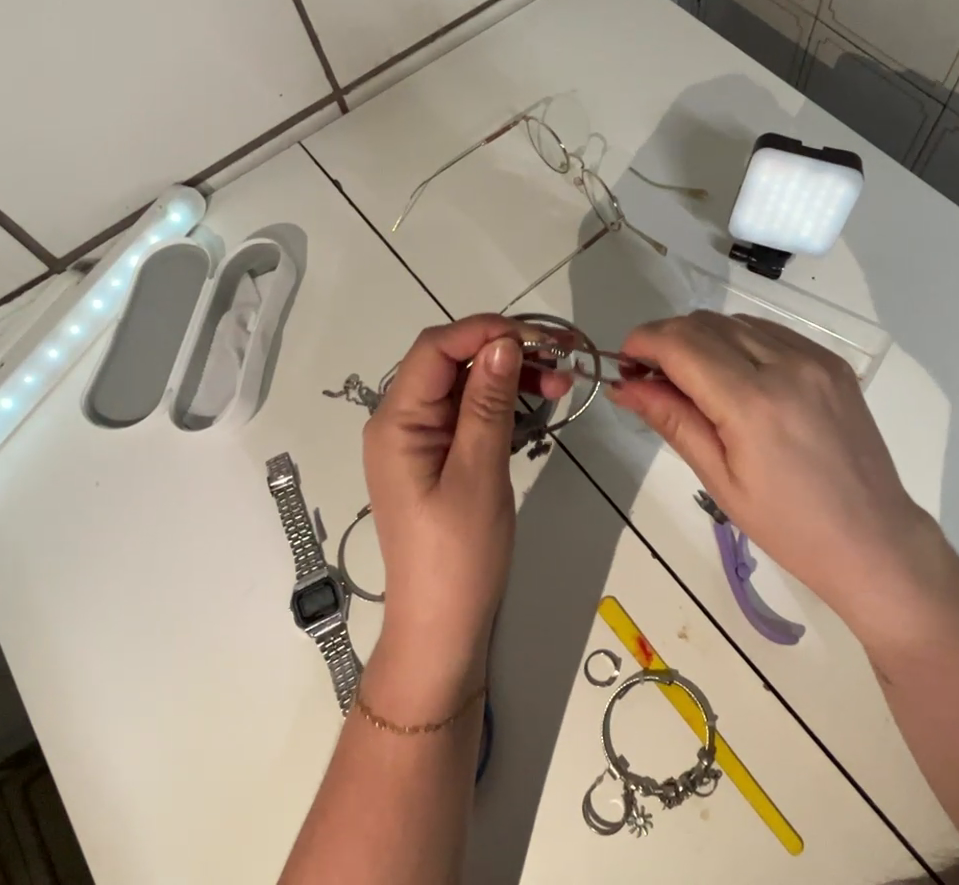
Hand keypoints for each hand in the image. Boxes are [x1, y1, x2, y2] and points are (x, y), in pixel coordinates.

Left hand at [361, 315, 569, 686]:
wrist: (442, 626)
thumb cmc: (458, 555)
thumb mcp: (478, 474)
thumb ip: (488, 404)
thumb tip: (503, 341)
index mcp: (395, 423)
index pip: (434, 349)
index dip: (484, 331)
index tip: (540, 339)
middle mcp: (399, 423)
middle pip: (450, 364)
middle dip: (504, 352)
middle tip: (562, 362)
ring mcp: (418, 443)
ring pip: (463, 387)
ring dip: (509, 378)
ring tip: (560, 385)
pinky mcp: (437, 460)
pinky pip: (468, 416)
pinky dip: (503, 406)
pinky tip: (537, 409)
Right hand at [607, 312, 939, 625]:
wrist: (872, 537)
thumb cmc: (788, 526)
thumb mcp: (719, 480)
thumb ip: (672, 420)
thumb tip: (624, 386)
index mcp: (752, 403)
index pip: (680, 344)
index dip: (642, 344)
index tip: (624, 363)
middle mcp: (785, 366)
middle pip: (704, 324)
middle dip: (666, 340)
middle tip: (650, 379)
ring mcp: (814, 359)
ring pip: (735, 321)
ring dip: (701, 338)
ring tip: (690, 380)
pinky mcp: (831, 362)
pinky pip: (770, 332)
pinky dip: (738, 342)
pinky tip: (733, 376)